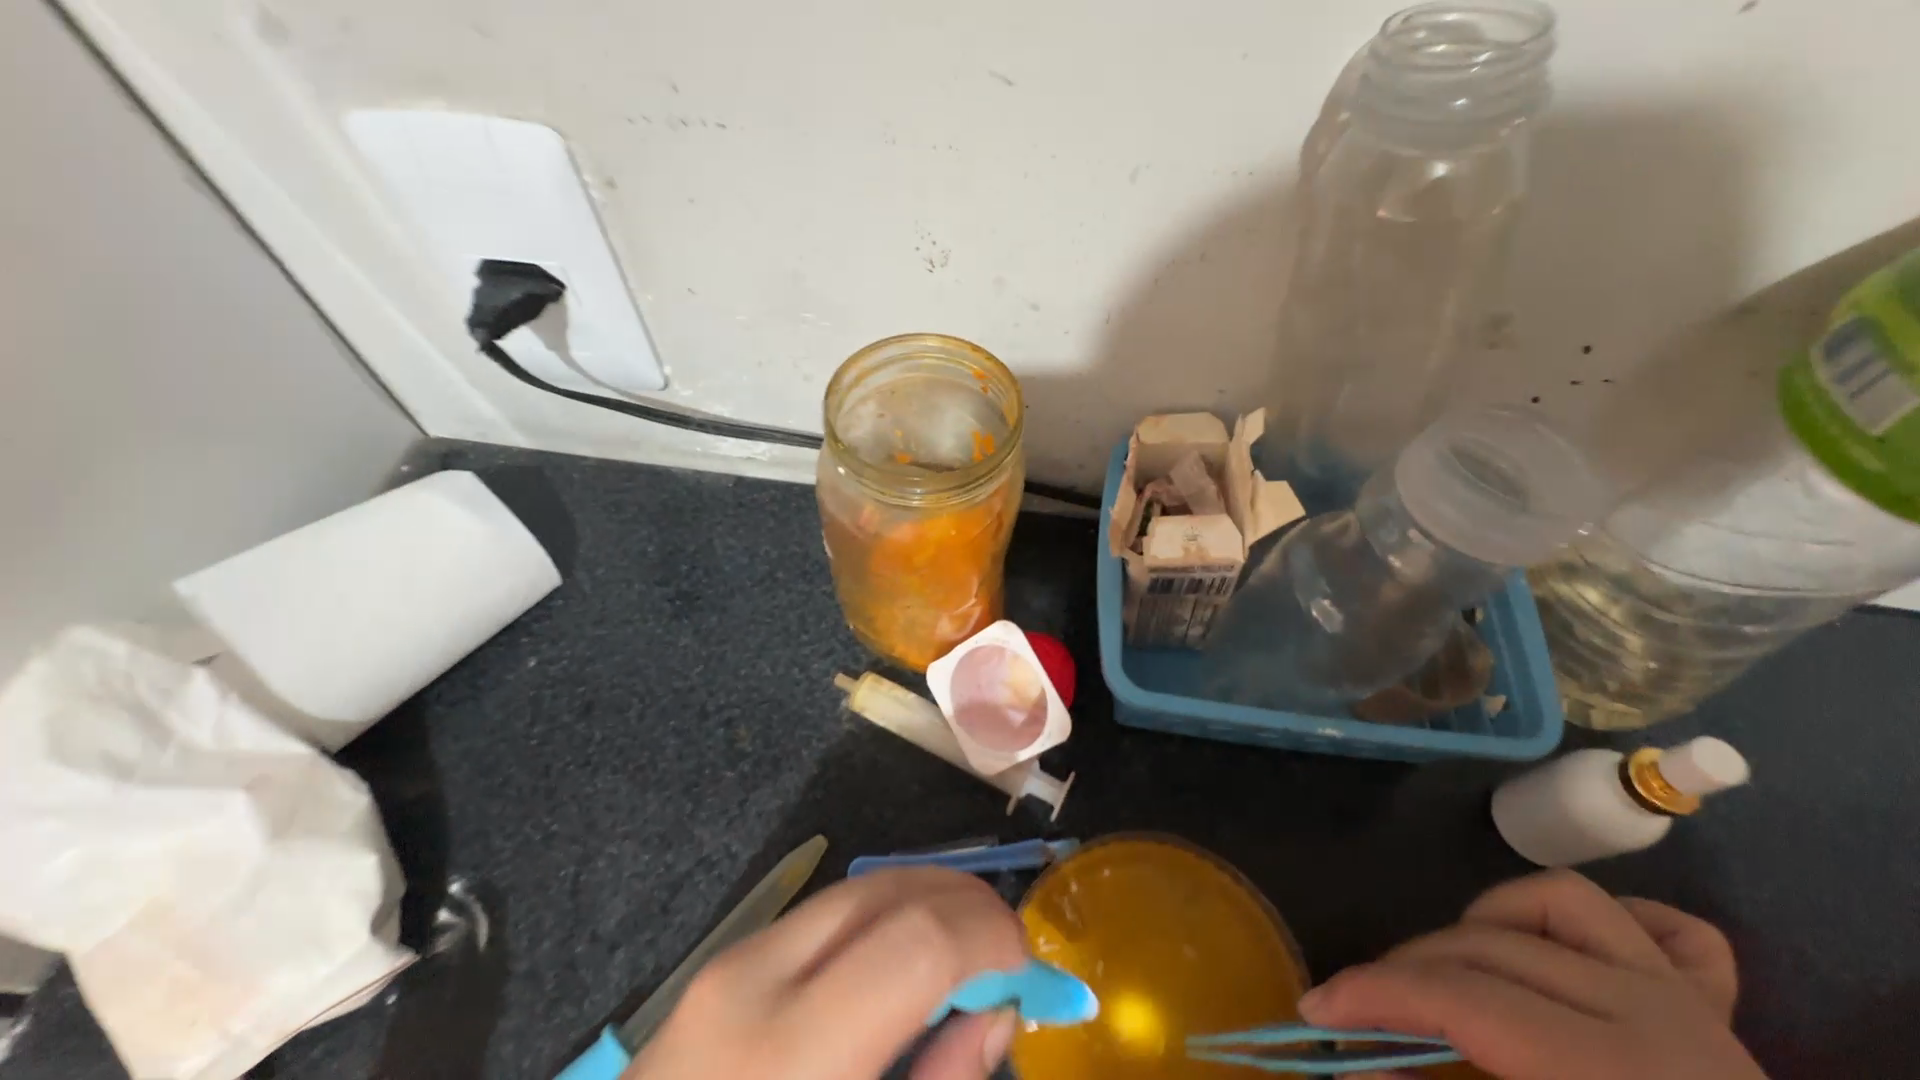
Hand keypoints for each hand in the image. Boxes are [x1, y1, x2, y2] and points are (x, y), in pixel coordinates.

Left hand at [624, 867, 1028, 1079]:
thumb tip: (997, 1012)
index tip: (1029, 972)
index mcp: (789, 1053)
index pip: (917, 942)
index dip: (991, 939)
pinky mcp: (723, 960)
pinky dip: (887, 913)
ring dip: (930, 899)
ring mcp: (730, 960)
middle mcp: (755, 980)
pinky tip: (910, 952)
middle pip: (888, 891)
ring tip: (973, 948)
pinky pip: (826, 912)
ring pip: (858, 887)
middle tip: (1013, 955)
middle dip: (968, 904)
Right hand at [1298, 870, 1764, 1079]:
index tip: (1316, 1008)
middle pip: (1488, 947)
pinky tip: (1560, 956)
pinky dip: (1600, 928)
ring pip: (1561, 901)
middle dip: (1405, 970)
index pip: (1461, 998)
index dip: (1375, 993)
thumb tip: (1353, 1066)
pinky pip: (1662, 929)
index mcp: (1607, 1068)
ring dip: (1489, 922)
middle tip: (1362, 1012)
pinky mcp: (1718, 1010)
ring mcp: (1690, 1002)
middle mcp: (1653, 1013)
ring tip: (1456, 973)